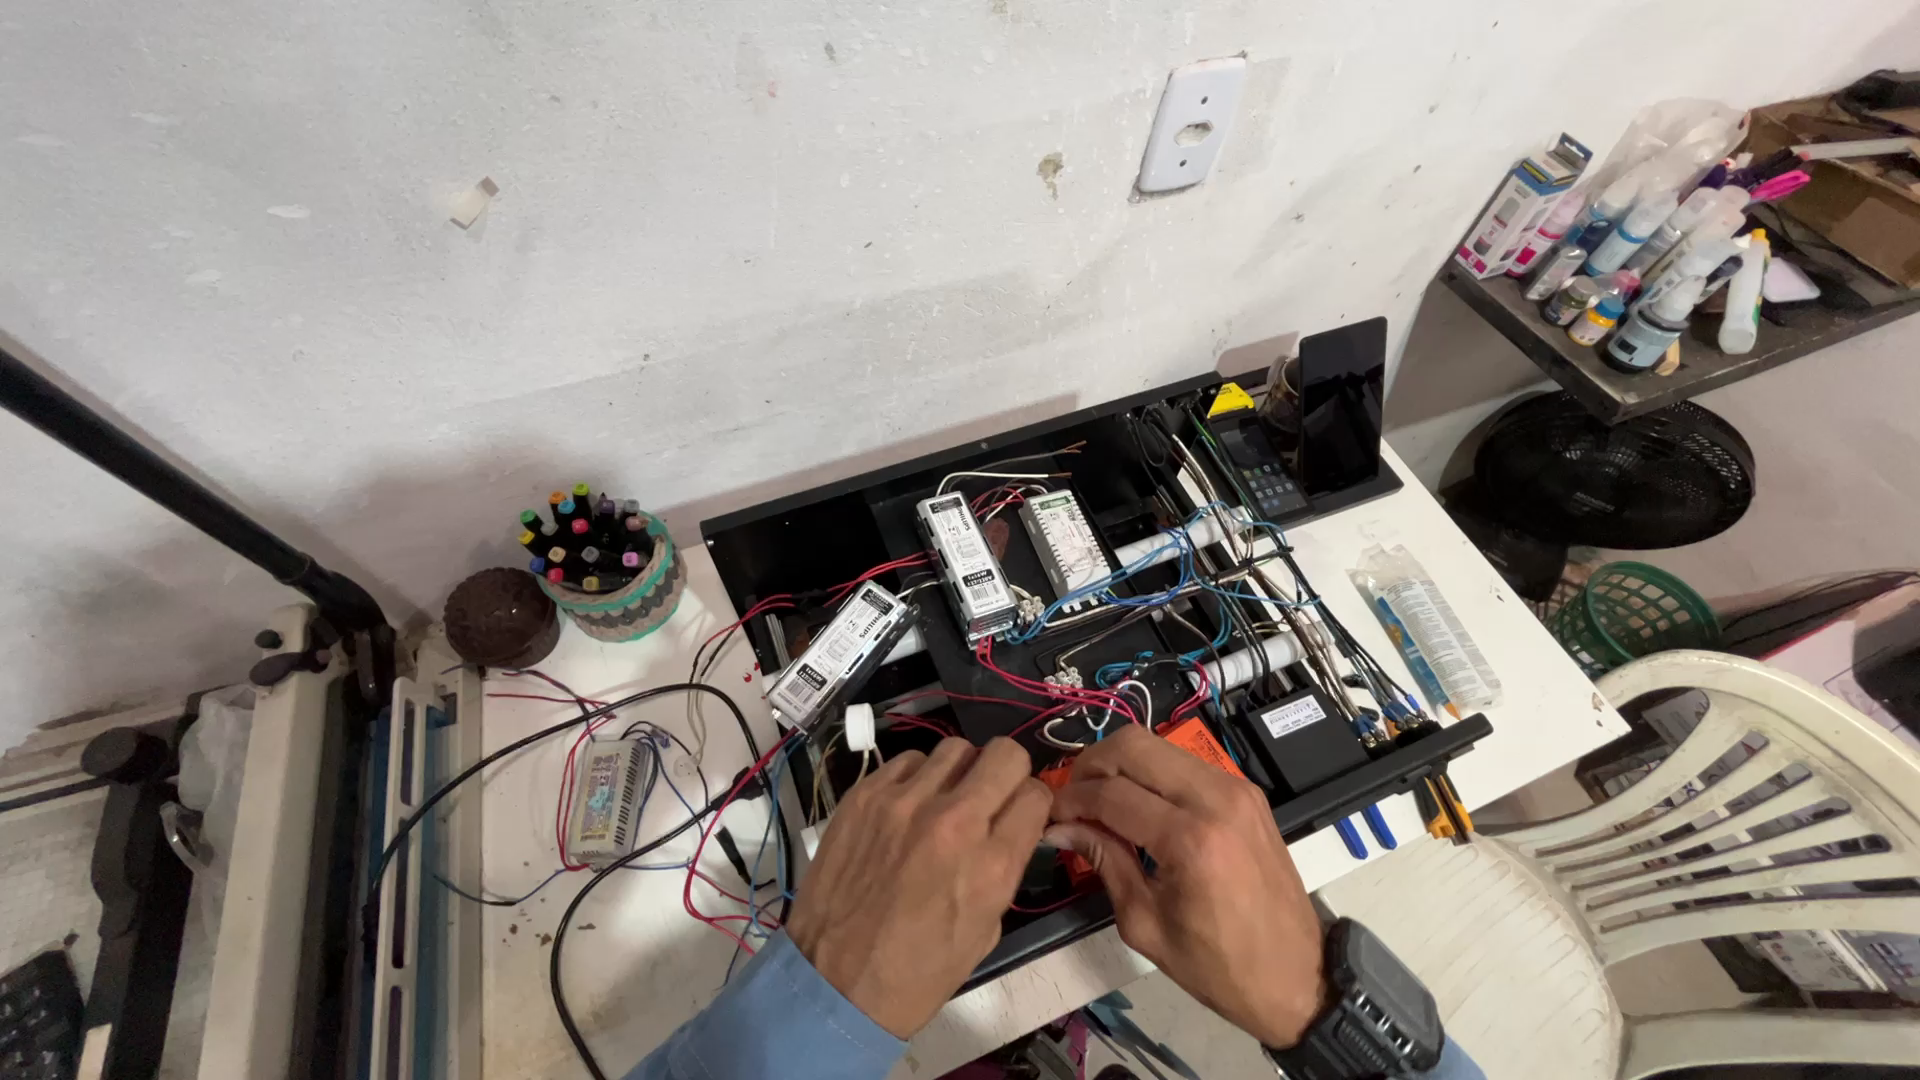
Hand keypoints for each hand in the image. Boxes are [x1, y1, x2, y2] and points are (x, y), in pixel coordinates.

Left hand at [786, 736, 1051, 1037]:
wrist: (832, 983)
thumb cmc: (918, 972)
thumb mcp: (986, 930)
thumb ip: (1004, 866)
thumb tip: (1010, 826)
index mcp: (990, 864)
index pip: (1037, 794)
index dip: (1033, 803)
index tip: (1021, 813)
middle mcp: (953, 821)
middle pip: (1005, 754)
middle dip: (1008, 772)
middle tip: (992, 794)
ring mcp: (904, 801)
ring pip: (956, 748)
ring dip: (960, 772)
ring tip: (945, 798)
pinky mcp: (865, 794)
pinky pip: (909, 760)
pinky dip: (917, 777)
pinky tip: (908, 806)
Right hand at [1047, 725, 1327, 1047]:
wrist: (1300, 978)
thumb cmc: (1218, 966)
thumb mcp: (1145, 924)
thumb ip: (1103, 861)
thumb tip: (1060, 827)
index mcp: (1191, 840)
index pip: (1111, 794)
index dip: (1072, 799)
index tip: (1050, 814)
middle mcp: (1215, 799)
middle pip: (1132, 746)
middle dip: (1090, 764)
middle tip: (1073, 796)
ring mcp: (1234, 787)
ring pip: (1156, 743)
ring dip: (1119, 762)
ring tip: (1099, 796)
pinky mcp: (1244, 789)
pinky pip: (1182, 761)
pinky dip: (1150, 771)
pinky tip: (1136, 801)